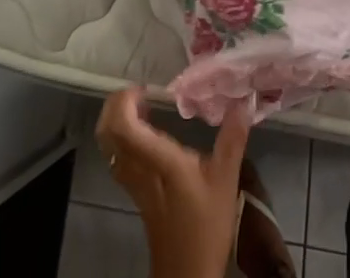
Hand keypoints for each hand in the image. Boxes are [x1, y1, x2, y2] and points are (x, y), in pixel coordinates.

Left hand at [95, 87, 248, 277]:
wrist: (187, 270)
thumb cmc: (207, 224)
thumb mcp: (225, 179)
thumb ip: (232, 139)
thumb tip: (243, 102)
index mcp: (157, 160)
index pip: (122, 125)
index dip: (123, 101)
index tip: (144, 89)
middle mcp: (137, 167)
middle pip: (107, 130)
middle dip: (115, 105)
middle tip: (139, 94)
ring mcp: (131, 180)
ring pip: (108, 144)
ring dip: (117, 120)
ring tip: (142, 109)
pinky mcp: (134, 191)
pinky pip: (117, 156)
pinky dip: (123, 138)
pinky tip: (146, 136)